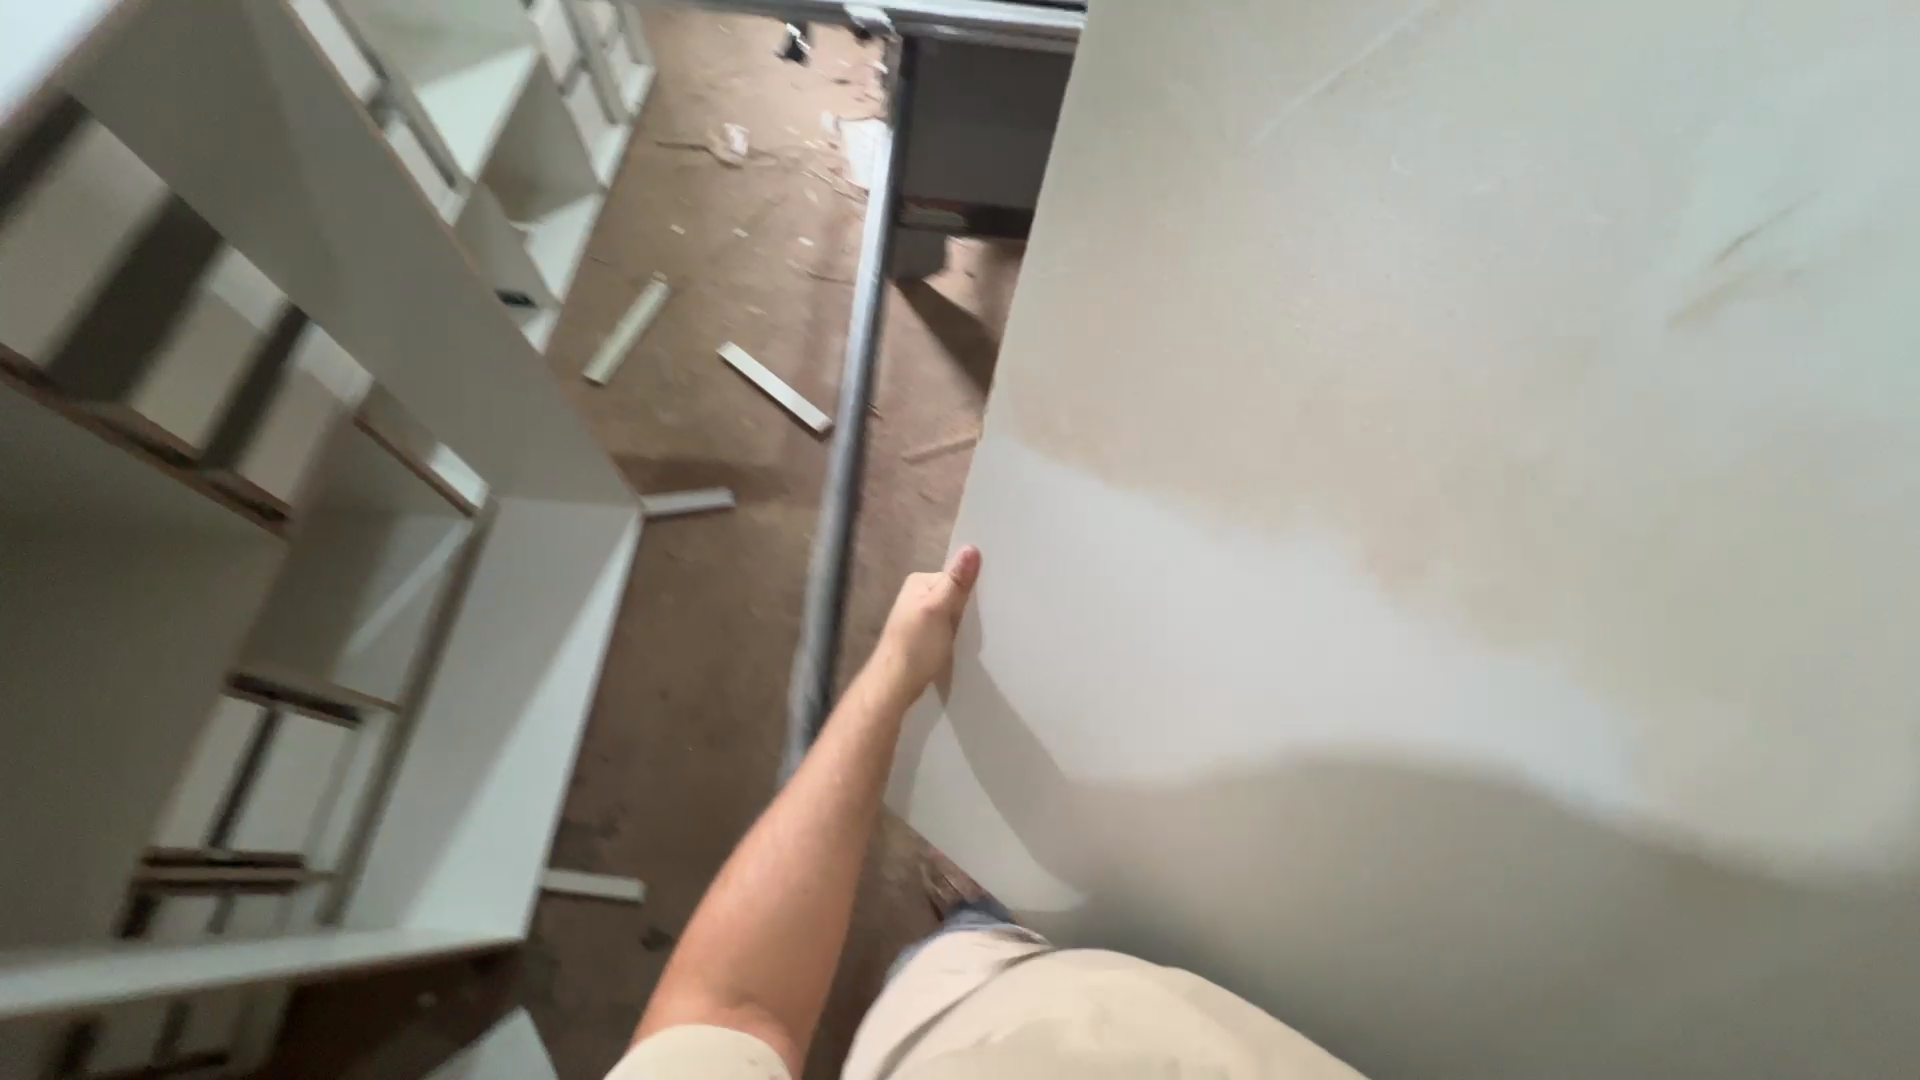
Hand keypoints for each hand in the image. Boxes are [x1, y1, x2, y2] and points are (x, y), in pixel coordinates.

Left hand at [867, 545, 981, 703]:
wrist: (895, 684)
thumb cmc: (916, 645)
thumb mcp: (939, 609)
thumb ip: (956, 581)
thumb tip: (972, 547)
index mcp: (919, 582)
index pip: (955, 575)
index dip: (972, 587)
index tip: (990, 599)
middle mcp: (917, 595)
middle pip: (954, 593)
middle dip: (969, 606)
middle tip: (988, 619)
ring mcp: (920, 617)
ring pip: (952, 612)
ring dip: (964, 622)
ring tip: (979, 633)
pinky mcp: (924, 636)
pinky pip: (948, 628)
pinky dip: (957, 634)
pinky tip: (966, 643)